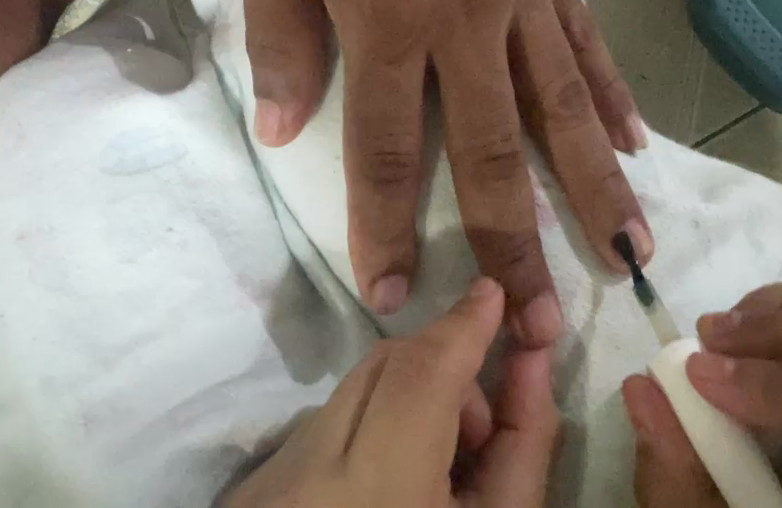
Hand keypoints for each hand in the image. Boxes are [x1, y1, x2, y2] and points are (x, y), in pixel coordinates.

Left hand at [226, 278, 559, 507]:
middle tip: (481, 424)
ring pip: (352, 392)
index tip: (495, 294)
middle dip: (443, 369)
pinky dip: (368, 426)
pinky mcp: (250, 489)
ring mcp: (269, 481)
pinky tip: (390, 484)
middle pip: (384, 369)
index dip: (463, 327)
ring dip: (407, 400)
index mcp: (376, 495)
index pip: (420, 376)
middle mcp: (305, 477)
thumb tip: (531, 359)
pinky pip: (323, 423)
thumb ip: (521, 448)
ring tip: (438, 470)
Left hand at [237, 0, 647, 345]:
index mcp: (387, 20)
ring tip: (628, 260)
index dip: (386, 225)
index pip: (386, 147)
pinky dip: (613, 101)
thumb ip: (281, 38)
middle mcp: (466, 21)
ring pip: (563, 111)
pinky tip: (637, 148)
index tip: (392, 296)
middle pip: (493, 153)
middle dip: (514, 247)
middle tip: (539, 329)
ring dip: (593, 192)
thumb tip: (282, 131)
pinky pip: (587, 45)